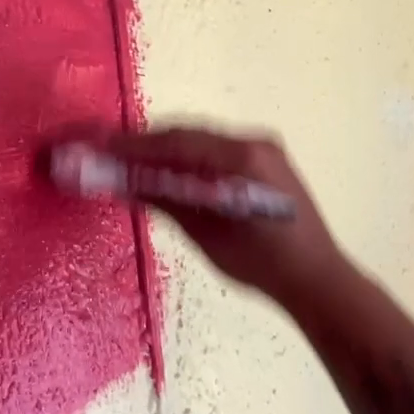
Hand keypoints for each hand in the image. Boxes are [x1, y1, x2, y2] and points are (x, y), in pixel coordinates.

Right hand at [106, 126, 349, 303]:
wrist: (316, 279)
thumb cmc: (261, 263)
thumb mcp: (205, 233)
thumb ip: (163, 199)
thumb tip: (119, 180)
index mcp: (242, 157)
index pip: (174, 142)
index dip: (132, 145)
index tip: (97, 146)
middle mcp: (253, 142)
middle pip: (185, 135)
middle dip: (143, 143)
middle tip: (105, 152)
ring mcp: (261, 149)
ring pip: (198, 140)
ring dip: (162, 150)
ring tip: (127, 162)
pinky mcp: (262, 161)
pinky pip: (213, 151)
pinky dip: (184, 159)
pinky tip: (164, 172)